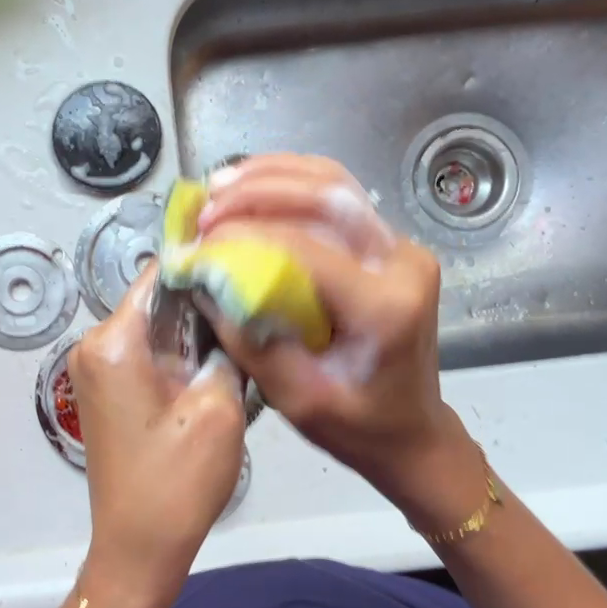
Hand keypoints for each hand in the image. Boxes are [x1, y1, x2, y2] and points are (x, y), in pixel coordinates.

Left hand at [69, 268, 246, 607]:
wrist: (138, 550)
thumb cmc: (176, 483)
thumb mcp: (218, 408)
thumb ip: (223, 347)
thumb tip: (231, 308)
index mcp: (113, 341)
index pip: (159, 274)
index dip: (204, 266)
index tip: (249, 266)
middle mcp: (95, 346)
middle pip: (158, 301)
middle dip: (204, 304)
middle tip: (257, 308)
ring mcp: (98, 371)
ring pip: (157, 330)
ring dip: (196, 335)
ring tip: (244, 339)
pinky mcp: (109, 393)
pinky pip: (149, 356)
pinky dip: (181, 358)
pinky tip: (218, 371)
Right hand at [200, 155, 479, 518]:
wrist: (410, 431)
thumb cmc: (356, 426)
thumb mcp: (296, 398)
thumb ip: (250, 339)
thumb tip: (202, 283)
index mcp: (384, 306)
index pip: (306, 248)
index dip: (243, 237)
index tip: (196, 246)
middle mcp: (402, 263)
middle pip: (326, 197)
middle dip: (255, 193)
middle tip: (203, 209)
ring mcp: (401, 247)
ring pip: (334, 183)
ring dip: (271, 177)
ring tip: (218, 185)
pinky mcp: (390, 243)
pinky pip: (339, 195)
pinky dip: (291, 182)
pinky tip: (252, 185)